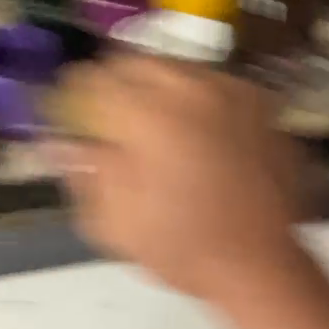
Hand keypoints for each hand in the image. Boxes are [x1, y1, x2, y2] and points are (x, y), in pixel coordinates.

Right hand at [54, 55, 311, 305]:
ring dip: (162, 86)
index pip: (96, 78)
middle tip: (111, 108)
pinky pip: (219, 87)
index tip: (70, 102)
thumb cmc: (183, 249)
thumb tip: (65, 144)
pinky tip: (198, 129)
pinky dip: (200, 99)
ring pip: (183, 69)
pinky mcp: (263, 107)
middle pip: (140, 63)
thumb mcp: (116, 222)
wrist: (260, 265)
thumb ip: (86, 174)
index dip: (76, 88)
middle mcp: (192, 90)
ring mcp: (234, 94)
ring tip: (155, 118)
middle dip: (119, 82)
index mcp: (149, 114)